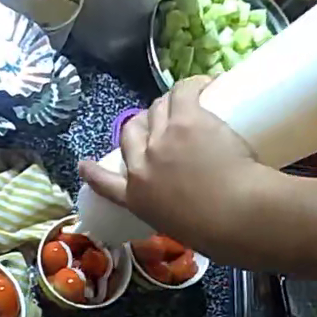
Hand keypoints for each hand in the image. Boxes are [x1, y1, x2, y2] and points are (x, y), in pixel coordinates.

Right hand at [79, 77, 305, 266]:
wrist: (232, 215)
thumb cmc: (213, 233)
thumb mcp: (176, 229)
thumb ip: (175, 215)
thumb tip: (195, 212)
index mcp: (135, 198)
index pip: (103, 182)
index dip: (92, 171)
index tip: (84, 165)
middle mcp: (141, 166)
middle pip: (131, 132)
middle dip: (141, 124)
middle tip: (160, 121)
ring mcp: (161, 141)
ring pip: (156, 109)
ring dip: (168, 104)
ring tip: (187, 102)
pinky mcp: (186, 121)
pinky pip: (182, 92)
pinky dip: (192, 85)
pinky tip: (204, 84)